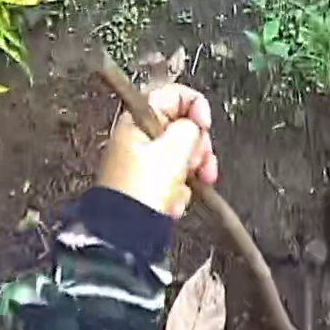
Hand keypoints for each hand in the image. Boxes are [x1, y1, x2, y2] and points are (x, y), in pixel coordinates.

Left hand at [99, 83, 218, 217]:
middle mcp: (139, 136)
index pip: (175, 94)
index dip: (196, 106)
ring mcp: (144, 160)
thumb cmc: (142, 190)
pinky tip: (174, 202)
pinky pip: (176, 177)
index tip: (205, 125)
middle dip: (197, 145)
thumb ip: (190, 128)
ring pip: (182, 153)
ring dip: (193, 170)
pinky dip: (180, 189)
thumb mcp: (173, 150)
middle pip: (182, 126)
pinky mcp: (148, 184)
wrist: (124, 235)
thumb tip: (194, 126)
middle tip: (199, 162)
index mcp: (139, 120)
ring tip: (191, 185)